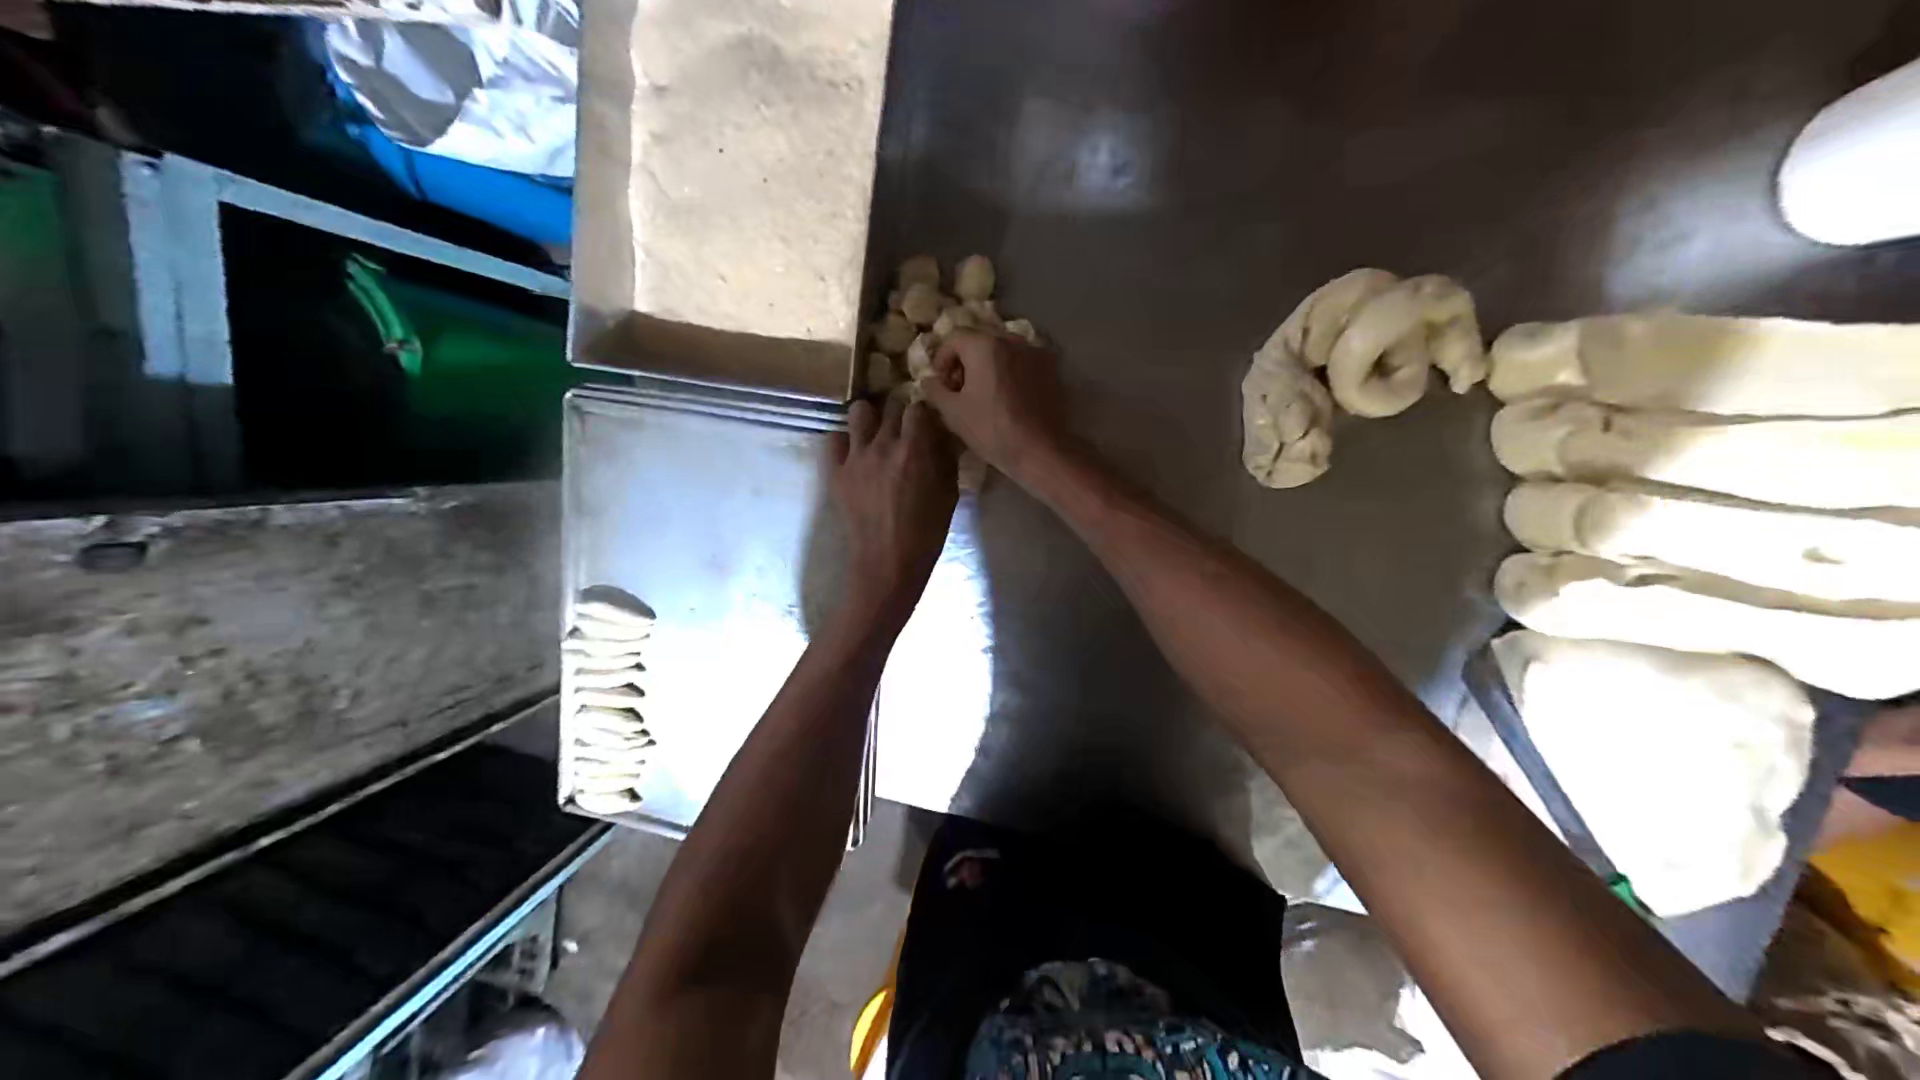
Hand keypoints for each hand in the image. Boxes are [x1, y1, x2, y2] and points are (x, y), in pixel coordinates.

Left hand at [829, 396, 957, 628]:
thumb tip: (941, 437)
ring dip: (871, 418)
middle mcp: (883, 445)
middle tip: (905, 429)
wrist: (888, 563)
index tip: (928, 424)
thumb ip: (945, 459)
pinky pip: (833, 440)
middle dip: (900, 413)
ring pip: (859, 411)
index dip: (925, 413)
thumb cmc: (926, 533)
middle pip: (891, 404)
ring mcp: (856, 457)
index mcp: (915, 450)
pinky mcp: (836, 472)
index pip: (919, 408)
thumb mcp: (949, 494)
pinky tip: (855, 454)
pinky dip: (844, 442)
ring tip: (877, 434)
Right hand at [921, 330, 1066, 479]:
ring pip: (1003, 353)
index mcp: (985, 345)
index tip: (941, 385)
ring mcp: (1036, 353)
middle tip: (961, 392)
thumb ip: (935, 390)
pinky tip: (1011, 400)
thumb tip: (930, 380)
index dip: (942, 360)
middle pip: (980, 343)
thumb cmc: (991, 430)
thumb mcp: (953, 413)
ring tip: (986, 396)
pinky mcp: (1052, 370)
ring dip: (990, 368)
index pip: (954, 339)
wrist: (1041, 451)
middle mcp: (1012, 340)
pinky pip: (1024, 364)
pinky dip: (1012, 374)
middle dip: (966, 363)